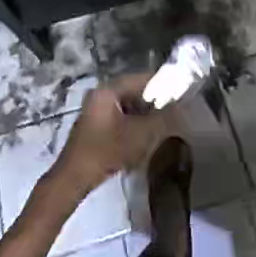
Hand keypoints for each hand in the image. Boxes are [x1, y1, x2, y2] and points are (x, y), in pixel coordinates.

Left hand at [47, 75, 173, 198]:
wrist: (74, 178)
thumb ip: (163, 117)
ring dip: (145, 114)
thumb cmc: (106, 151)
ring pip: (128, 106)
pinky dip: (134, 124)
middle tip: (175, 111)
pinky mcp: (95, 126)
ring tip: (162, 125)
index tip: (181, 93)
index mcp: (108, 90)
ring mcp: (96, 110)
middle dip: (155, 102)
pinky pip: (120, 117)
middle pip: (135, 91)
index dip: (163, 84)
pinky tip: (144, 138)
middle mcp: (100, 94)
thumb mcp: (140, 134)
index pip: (142, 78)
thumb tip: (181, 105)